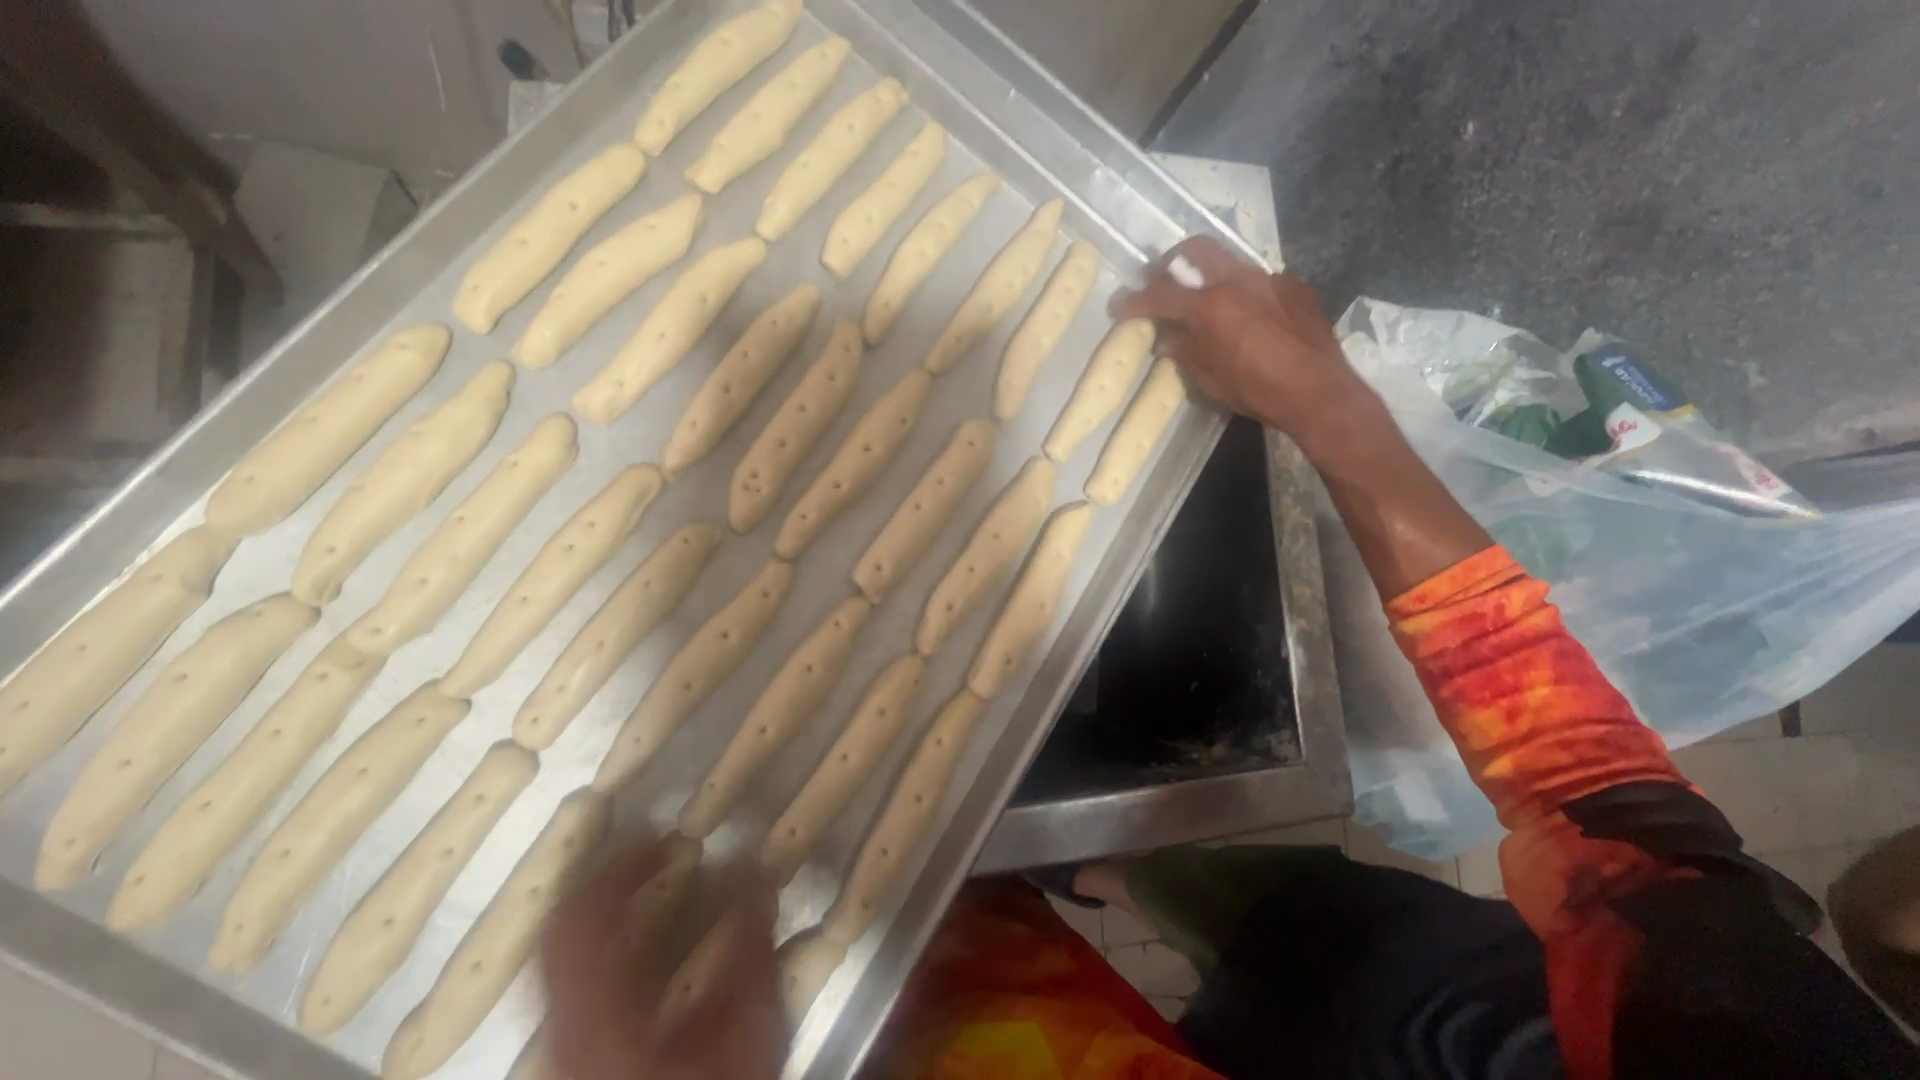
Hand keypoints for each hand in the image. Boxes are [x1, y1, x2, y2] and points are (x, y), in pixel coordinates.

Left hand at [541, 837, 784, 1079]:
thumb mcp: (749, 1028)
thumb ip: (749, 943)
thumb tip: (751, 864)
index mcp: (601, 1016)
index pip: (586, 919)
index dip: (620, 868)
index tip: (665, 836)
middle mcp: (565, 1026)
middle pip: (560, 931)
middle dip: (605, 880)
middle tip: (654, 850)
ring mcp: (562, 1042)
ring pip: (559, 954)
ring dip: (600, 907)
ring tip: (645, 881)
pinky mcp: (573, 1052)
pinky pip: (569, 976)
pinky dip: (600, 938)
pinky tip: (638, 937)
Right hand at [1114, 236, 1372, 453]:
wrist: (1320, 392)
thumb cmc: (1258, 390)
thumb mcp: (1211, 378)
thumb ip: (1187, 351)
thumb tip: (1169, 340)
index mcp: (1211, 305)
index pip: (1161, 295)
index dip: (1135, 300)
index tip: (1119, 306)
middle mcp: (1238, 280)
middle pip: (1195, 250)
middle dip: (1172, 263)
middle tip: (1161, 283)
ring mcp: (1270, 279)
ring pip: (1229, 262)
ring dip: (1209, 276)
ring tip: (1204, 301)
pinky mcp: (1295, 288)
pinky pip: (1260, 281)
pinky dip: (1243, 293)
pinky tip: (1247, 317)